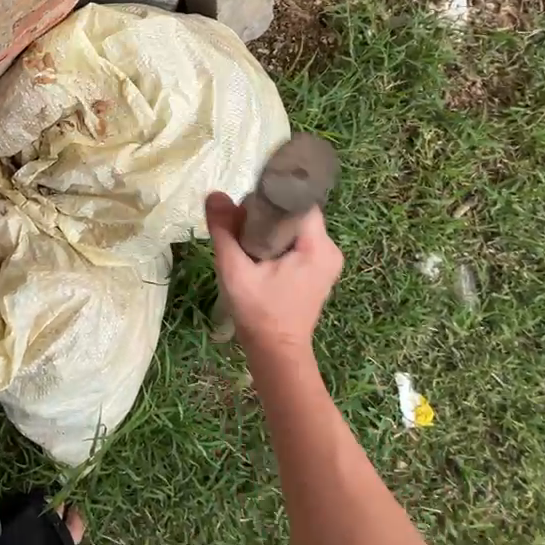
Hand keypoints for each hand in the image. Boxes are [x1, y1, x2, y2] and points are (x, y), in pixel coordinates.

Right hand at [205, 194, 343, 359]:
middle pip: (294, 212)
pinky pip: (295, 240)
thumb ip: (224, 229)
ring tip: (245, 240)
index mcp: (318, 247)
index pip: (298, 202)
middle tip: (239, 226)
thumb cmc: (258, 311)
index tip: (245, 205)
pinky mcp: (316, 269)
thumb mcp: (234, 268)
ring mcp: (325, 260)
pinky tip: (256, 251)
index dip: (270, 197)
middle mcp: (329, 250)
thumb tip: (214, 194)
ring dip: (268, 226)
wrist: (276, 351)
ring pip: (292, 225)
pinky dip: (274, 239)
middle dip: (265, 213)